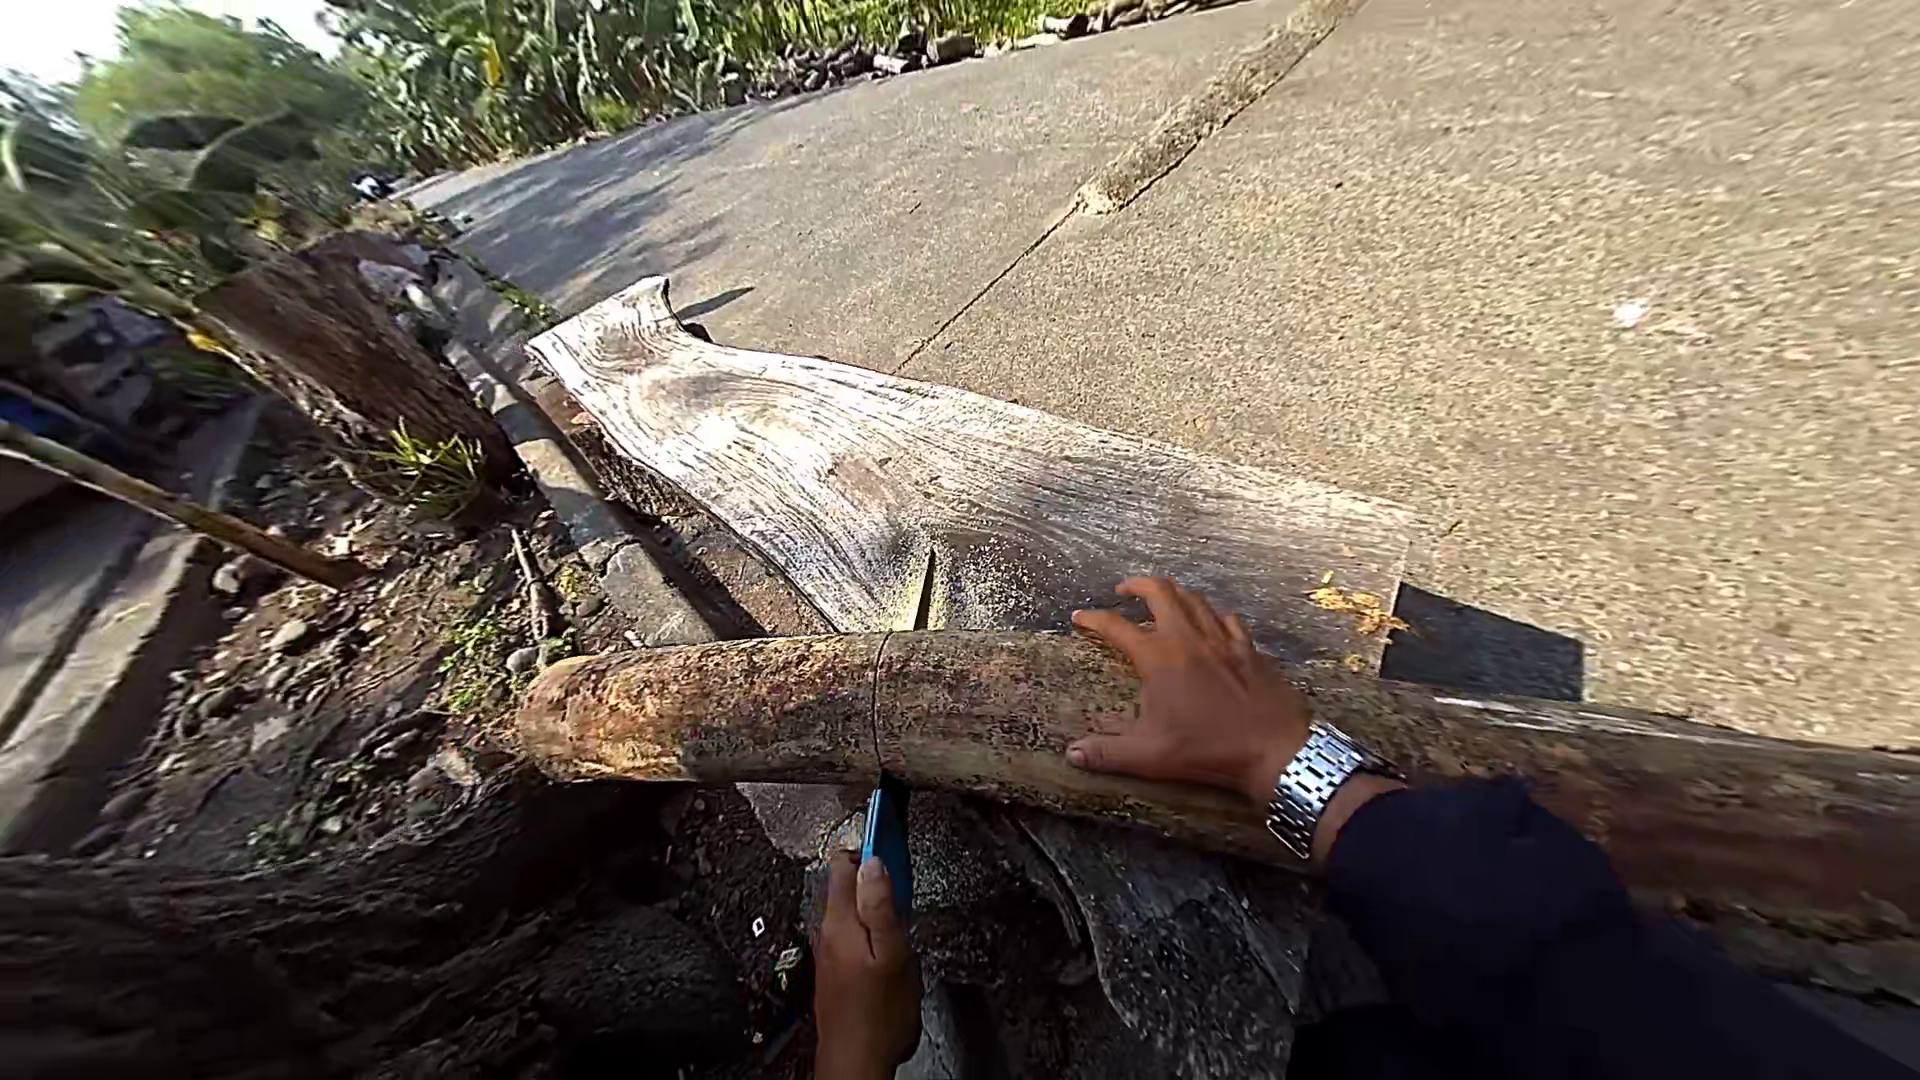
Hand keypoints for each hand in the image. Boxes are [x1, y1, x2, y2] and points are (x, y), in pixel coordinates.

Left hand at [814, 852, 920, 1079]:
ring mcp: (830, 950)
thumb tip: (872, 860)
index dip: (866, 847)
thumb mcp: (891, 953)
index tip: (889, 844)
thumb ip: (880, 905)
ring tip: (898, 913)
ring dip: (871, 900)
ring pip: (849, 906)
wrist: (856, 1068)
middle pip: (844, 882)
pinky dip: (868, 922)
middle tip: (900, 885)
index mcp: (840, 921)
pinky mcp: (836, 967)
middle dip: (871, 875)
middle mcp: (828, 931)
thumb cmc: (878, 1015)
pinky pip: (850, 928)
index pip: (842, 862)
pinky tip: (887, 941)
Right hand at [1068, 577, 1313, 807]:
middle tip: (1123, 590)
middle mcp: (1188, 639)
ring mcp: (1223, 640)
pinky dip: (1212, 614)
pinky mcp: (1250, 649)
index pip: (1116, 627)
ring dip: (1172, 593)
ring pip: (1194, 598)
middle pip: (1159, 592)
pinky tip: (1210, 622)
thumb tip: (1072, 755)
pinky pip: (1227, 618)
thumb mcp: (1150, 756)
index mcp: (1159, 658)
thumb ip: (1107, 753)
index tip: (1080, 616)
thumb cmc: (1208, 751)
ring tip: (1161, 599)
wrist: (1276, 752)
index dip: (1093, 618)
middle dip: (1136, 584)